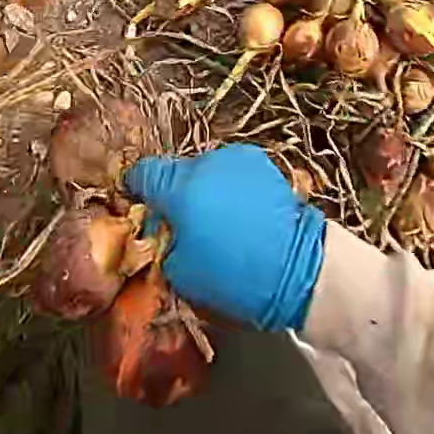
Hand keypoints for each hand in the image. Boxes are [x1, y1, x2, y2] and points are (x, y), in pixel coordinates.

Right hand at [126, 144, 324, 330]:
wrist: (297, 264)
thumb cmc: (232, 275)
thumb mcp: (179, 271)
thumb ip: (162, 240)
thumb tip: (160, 226)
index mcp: (181, 187)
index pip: (142, 173)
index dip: (136, 190)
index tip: (139, 208)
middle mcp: (207, 163)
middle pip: (176, 171)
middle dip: (174, 194)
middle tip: (182, 225)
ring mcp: (236, 157)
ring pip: (205, 170)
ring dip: (203, 189)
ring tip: (215, 220)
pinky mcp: (261, 160)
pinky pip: (230, 170)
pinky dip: (227, 186)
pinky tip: (238, 211)